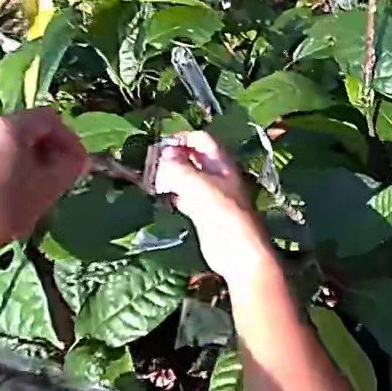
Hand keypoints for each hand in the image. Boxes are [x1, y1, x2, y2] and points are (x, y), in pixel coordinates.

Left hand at [0, 108, 87, 282]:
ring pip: (2, 146)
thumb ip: (67, 170)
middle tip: (56, 181)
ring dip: (22, 164)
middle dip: (46, 152)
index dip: (70, 140)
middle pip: (24, 130)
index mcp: (8, 127)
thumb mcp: (43, 194)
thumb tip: (78, 159)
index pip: (50, 119)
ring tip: (28, 195)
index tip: (78, 166)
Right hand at [151, 132, 273, 282]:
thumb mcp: (198, 185)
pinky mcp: (205, 212)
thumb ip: (178, 168)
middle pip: (194, 157)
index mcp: (221, 163)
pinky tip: (162, 196)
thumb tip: (163, 155)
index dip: (182, 138)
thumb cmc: (222, 213)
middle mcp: (217, 175)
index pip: (201, 139)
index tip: (160, 145)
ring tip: (153, 177)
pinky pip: (187, 196)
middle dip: (174, 156)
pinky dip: (174, 193)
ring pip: (189, 177)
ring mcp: (212, 194)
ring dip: (172, 175)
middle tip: (152, 161)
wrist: (238, 251)